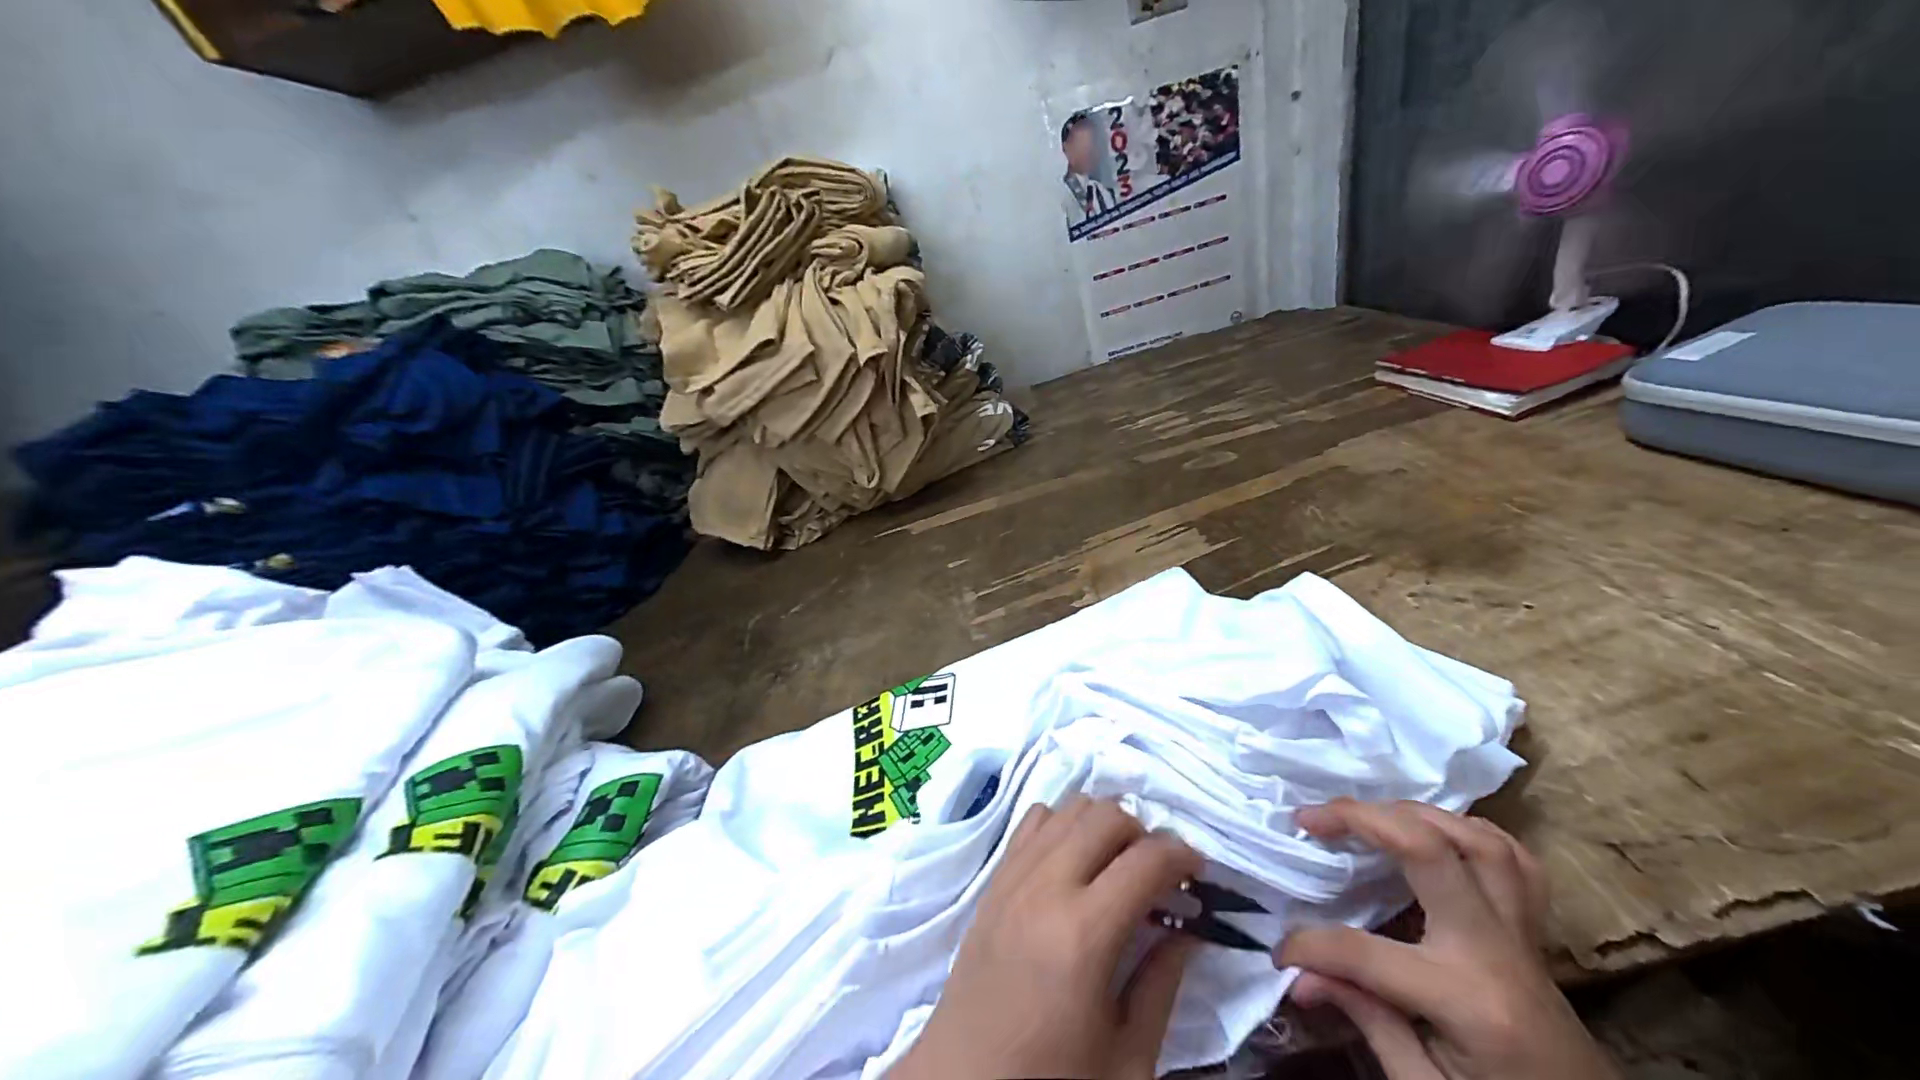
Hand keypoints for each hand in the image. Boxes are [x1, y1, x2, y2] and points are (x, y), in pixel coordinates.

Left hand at [890, 796, 1202, 1079]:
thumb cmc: (1051, 1078)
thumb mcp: (1127, 1055)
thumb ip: (1162, 982)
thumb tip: (1189, 930)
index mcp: (1084, 933)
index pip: (1146, 859)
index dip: (1183, 856)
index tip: (1199, 873)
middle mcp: (1045, 887)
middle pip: (1105, 815)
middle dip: (1145, 832)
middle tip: (1160, 873)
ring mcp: (1013, 877)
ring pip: (1068, 808)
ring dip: (1104, 823)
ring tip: (1120, 863)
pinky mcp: (992, 880)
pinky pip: (1032, 822)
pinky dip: (1063, 824)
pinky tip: (1075, 859)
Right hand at [1276, 800, 1618, 1079]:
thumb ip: (1366, 1020)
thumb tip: (1300, 978)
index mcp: (1466, 998)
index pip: (1364, 953)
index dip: (1309, 948)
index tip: (1281, 953)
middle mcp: (1496, 950)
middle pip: (1429, 850)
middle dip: (1359, 818)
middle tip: (1310, 818)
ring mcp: (1524, 935)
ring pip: (1478, 839)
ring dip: (1414, 814)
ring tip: (1367, 815)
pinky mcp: (1535, 932)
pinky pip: (1516, 860)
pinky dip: (1470, 833)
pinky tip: (1434, 834)